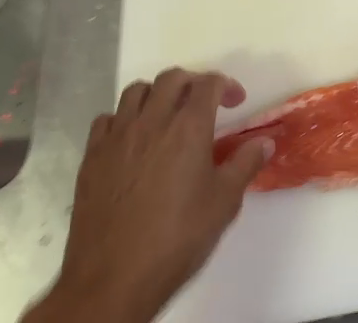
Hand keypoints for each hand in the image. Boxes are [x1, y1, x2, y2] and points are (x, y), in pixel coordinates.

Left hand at [25, 71, 271, 322]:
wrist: (113, 278)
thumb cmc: (177, 238)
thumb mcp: (224, 203)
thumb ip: (246, 165)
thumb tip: (264, 142)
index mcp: (188, 128)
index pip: (208, 83)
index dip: (226, 85)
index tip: (235, 102)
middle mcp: (151, 121)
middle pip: (171, 78)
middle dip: (192, 83)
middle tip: (204, 105)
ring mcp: (117, 137)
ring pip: (136, 91)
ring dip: (156, 95)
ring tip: (166, 116)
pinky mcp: (92, 157)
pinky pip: (106, 119)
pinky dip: (122, 119)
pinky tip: (132, 141)